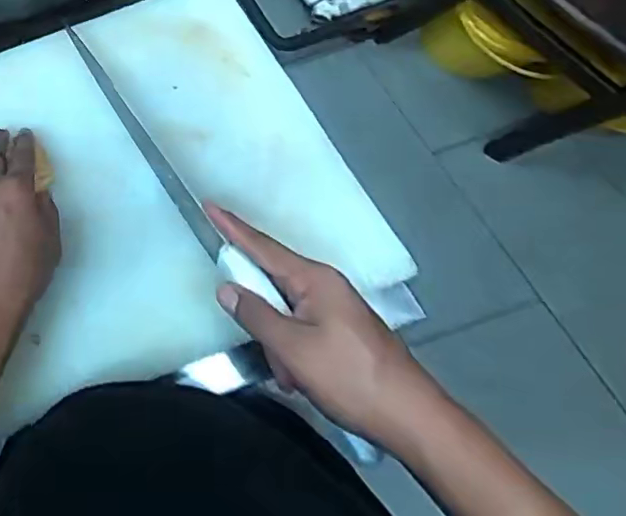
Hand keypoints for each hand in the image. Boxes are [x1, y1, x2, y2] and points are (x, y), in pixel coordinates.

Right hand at [207, 202, 449, 448]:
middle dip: (262, 318)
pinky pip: (302, 328)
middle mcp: (326, 286)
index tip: (210, 204)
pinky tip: (302, 379)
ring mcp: (337, 308)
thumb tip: (227, 289)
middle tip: (270, 351)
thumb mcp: (293, 349)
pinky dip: (295, 352)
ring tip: (294, 377)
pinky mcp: (343, 331)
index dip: (232, 227)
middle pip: (272, 284)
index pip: (262, 246)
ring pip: (286, 313)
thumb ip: (255, 315)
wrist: (416, 421)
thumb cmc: (353, 378)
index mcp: (314, 279)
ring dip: (280, 344)